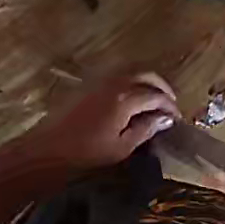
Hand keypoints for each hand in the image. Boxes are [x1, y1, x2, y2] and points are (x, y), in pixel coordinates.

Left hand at [11, 73, 181, 174]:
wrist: (47, 149)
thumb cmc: (85, 153)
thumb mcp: (121, 147)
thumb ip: (146, 129)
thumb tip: (165, 119)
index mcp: (124, 98)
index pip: (156, 96)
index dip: (170, 106)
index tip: (177, 118)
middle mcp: (114, 82)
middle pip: (146, 75)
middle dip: (162, 87)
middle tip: (170, 104)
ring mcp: (99, 80)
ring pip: (131, 70)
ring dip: (146, 80)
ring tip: (154, 99)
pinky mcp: (88, 84)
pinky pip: (117, 74)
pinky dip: (131, 80)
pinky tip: (133, 97)